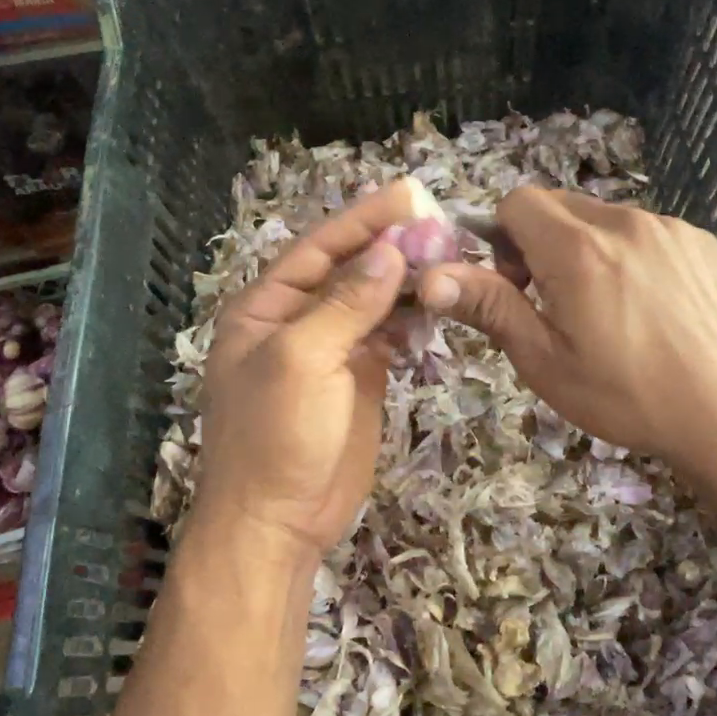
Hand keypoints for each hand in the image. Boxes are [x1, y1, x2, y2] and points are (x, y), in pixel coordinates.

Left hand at [193, 179, 420, 555]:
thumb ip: (345, 303)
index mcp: (266, 306)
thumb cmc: (275, 437)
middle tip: (443, 222)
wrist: (278, 523)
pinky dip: (412, 318)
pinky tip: (437, 303)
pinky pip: (389, 334)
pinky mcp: (360, 376)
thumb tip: (390, 251)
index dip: (364, 219)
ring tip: (450, 256)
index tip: (410, 192)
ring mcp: (331, 349)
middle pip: (350, 269)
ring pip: (374, 300)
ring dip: (408, 279)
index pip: (320, 247)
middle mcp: (298, 319)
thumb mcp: (301, 360)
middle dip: (392, 245)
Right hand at [417, 187, 716, 473]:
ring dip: (587, 248)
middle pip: (558, 206)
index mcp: (577, 249)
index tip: (518, 286)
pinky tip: (649, 305)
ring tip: (608, 308)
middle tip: (556, 302)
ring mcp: (668, 227)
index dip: (504, 239)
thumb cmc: (625, 395)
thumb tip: (429, 276)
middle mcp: (623, 222)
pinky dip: (630, 254)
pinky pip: (644, 230)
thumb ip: (489, 306)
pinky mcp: (699, 241)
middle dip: (542, 242)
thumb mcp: (544, 360)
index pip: (517, 202)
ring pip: (602, 217)